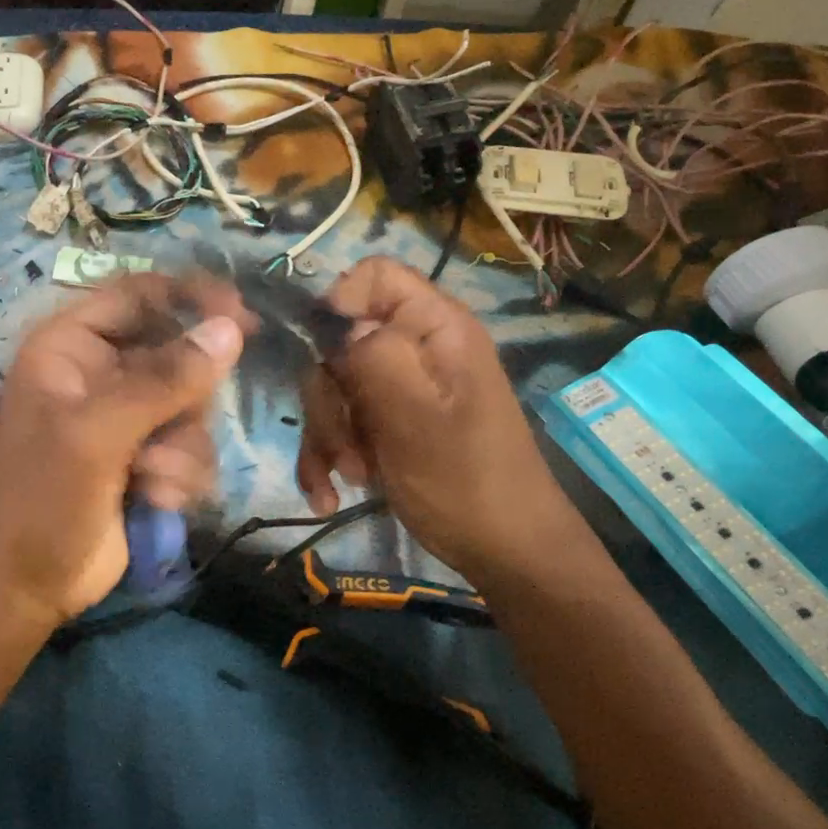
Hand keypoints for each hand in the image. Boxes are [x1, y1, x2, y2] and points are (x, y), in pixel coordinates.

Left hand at [0, 274, 251, 622]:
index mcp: (70, 346)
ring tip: (151, 481)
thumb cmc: (41, 499)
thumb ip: (163, 379)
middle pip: (178, 354)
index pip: (139, 294)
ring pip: (193, 408)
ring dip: (182, 450)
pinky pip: (192, 449)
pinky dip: (181, 477)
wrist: (24, 586)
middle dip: (185, 402)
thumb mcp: (96, 432)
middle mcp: (100, 373)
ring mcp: (126, 420)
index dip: (189, 297)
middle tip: (174, 432)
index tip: (241, 315)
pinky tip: (155, 501)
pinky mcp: (147, 461)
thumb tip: (230, 329)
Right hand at [297, 257, 575, 581]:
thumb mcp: (415, 419)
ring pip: (330, 390)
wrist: (504, 552)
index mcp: (435, 329)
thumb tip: (332, 323)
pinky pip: (338, 425)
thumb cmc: (467, 483)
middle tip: (347, 451)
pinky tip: (328, 496)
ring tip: (346, 481)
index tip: (324, 361)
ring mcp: (399, 389)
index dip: (337, 306)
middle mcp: (415, 349)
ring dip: (327, 438)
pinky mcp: (385, 424)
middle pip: (338, 343)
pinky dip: (327, 459)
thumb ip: (372, 357)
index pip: (373, 276)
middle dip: (329, 401)